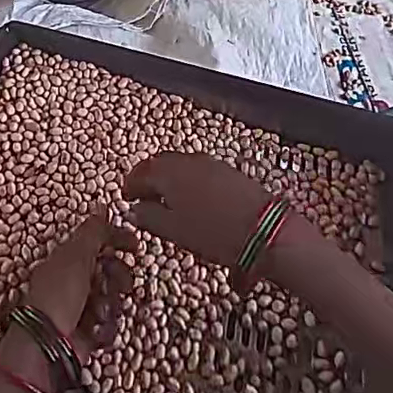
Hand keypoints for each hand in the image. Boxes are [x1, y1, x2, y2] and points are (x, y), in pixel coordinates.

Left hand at [22, 209, 130, 356]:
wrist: (47, 345)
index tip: (134, 246)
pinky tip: (94, 330)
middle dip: (117, 278)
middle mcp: (75, 280)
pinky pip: (110, 324)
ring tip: (99, 312)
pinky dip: (104, 328)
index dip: (117, 241)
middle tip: (115, 284)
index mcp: (67, 257)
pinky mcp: (89, 332)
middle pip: (111, 271)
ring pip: (114, 299)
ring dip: (110, 306)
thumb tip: (104, 206)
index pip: (98, 242)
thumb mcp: (77, 255)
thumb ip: (94, 231)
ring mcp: (81, 307)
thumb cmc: (59, 294)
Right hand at [124, 152, 271, 267]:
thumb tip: (133, 209)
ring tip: (167, 202)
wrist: (266, 230)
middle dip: (148, 180)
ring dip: (168, 180)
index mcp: (167, 172)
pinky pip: (197, 171)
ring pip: (179, 167)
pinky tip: (192, 201)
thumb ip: (148, 217)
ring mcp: (209, 163)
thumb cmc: (213, 232)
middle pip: (159, 165)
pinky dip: (187, 182)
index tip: (126, 199)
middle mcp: (186, 160)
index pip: (140, 172)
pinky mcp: (227, 171)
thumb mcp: (174, 230)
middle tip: (143, 199)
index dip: (130, 186)